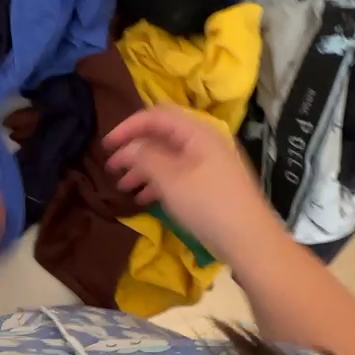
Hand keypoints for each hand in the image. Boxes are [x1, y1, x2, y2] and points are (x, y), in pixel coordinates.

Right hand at [104, 107, 281, 259]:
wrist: (248, 238)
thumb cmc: (208, 205)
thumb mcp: (171, 180)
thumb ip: (145, 158)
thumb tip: (128, 147)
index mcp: (197, 132)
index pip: (156, 116)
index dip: (128, 126)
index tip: (106, 145)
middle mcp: (203, 141)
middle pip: (162, 136)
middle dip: (134, 150)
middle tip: (111, 168)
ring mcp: (208, 162)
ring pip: (168, 157)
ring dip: (142, 168)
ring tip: (123, 187)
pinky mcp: (209, 183)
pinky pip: (177, 173)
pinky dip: (157, 182)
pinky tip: (143, 198)